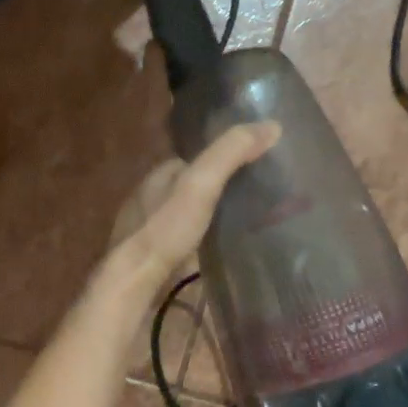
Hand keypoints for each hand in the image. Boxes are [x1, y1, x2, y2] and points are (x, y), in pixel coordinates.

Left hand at [110, 122, 280, 284]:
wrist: (135, 281)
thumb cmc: (165, 229)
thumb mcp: (201, 184)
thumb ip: (230, 153)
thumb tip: (272, 126)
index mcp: (156, 177)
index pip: (192, 160)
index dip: (221, 159)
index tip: (252, 166)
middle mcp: (147, 200)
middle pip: (188, 189)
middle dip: (214, 192)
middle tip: (251, 199)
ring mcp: (146, 232)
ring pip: (183, 217)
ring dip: (206, 218)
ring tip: (240, 224)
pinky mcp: (151, 259)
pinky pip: (180, 243)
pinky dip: (196, 242)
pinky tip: (214, 250)